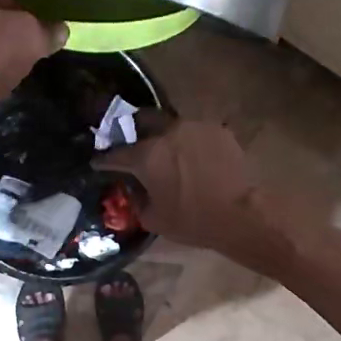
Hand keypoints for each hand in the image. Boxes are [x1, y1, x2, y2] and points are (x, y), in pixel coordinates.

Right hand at [96, 120, 284, 258]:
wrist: (242, 213)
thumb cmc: (193, 220)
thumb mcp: (154, 219)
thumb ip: (138, 200)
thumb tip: (135, 190)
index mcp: (146, 155)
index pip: (115, 154)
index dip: (104, 160)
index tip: (98, 163)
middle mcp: (167, 133)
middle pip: (141, 120)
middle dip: (132, 130)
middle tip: (132, 144)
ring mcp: (194, 127)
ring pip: (170, 124)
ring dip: (164, 136)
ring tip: (167, 152)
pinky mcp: (217, 130)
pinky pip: (195, 133)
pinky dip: (189, 143)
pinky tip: (194, 158)